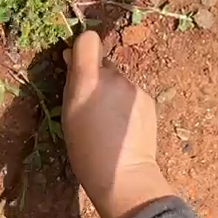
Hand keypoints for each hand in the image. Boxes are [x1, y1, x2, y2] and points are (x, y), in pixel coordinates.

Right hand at [63, 31, 173, 217]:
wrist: (123, 177)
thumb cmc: (86, 151)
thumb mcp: (68, 115)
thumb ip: (71, 81)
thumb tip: (70, 56)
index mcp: (87, 80)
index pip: (88, 40)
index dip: (83, 48)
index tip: (78, 63)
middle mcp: (112, 77)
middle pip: (103, 64)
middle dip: (98, 78)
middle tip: (93, 107)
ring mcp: (133, 87)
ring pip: (118, 81)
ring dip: (113, 92)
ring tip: (110, 123)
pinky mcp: (148, 98)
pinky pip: (132, 94)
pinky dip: (128, 104)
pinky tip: (125, 127)